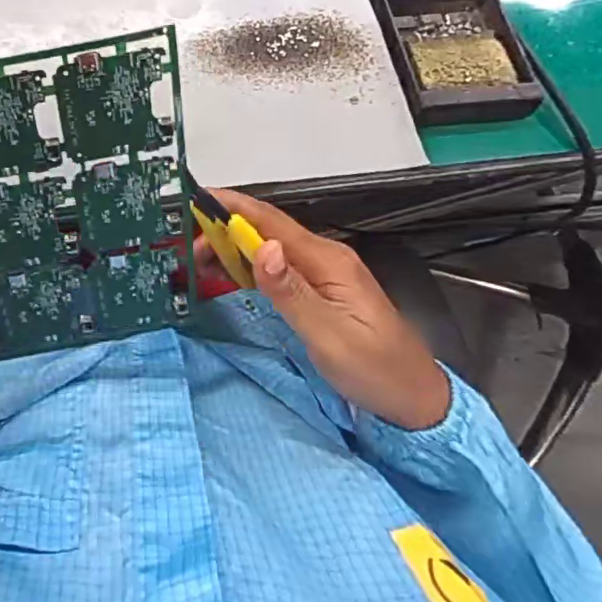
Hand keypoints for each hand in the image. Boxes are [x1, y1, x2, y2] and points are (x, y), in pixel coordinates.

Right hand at [196, 189, 449, 429]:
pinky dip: (244, 264)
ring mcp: (320, 272)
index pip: (270, 222)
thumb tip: (263, 249)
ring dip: (229, 247)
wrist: (416, 401)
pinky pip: (274, 266)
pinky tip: (224, 271)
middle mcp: (323, 257)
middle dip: (222, 229)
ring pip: (265, 246)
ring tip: (195, 258)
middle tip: (185, 246)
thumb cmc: (376, 371)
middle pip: (264, 230)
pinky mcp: (316, 287)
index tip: (196, 200)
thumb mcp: (329, 335)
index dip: (231, 207)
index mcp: (327, 261)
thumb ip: (291, 291)